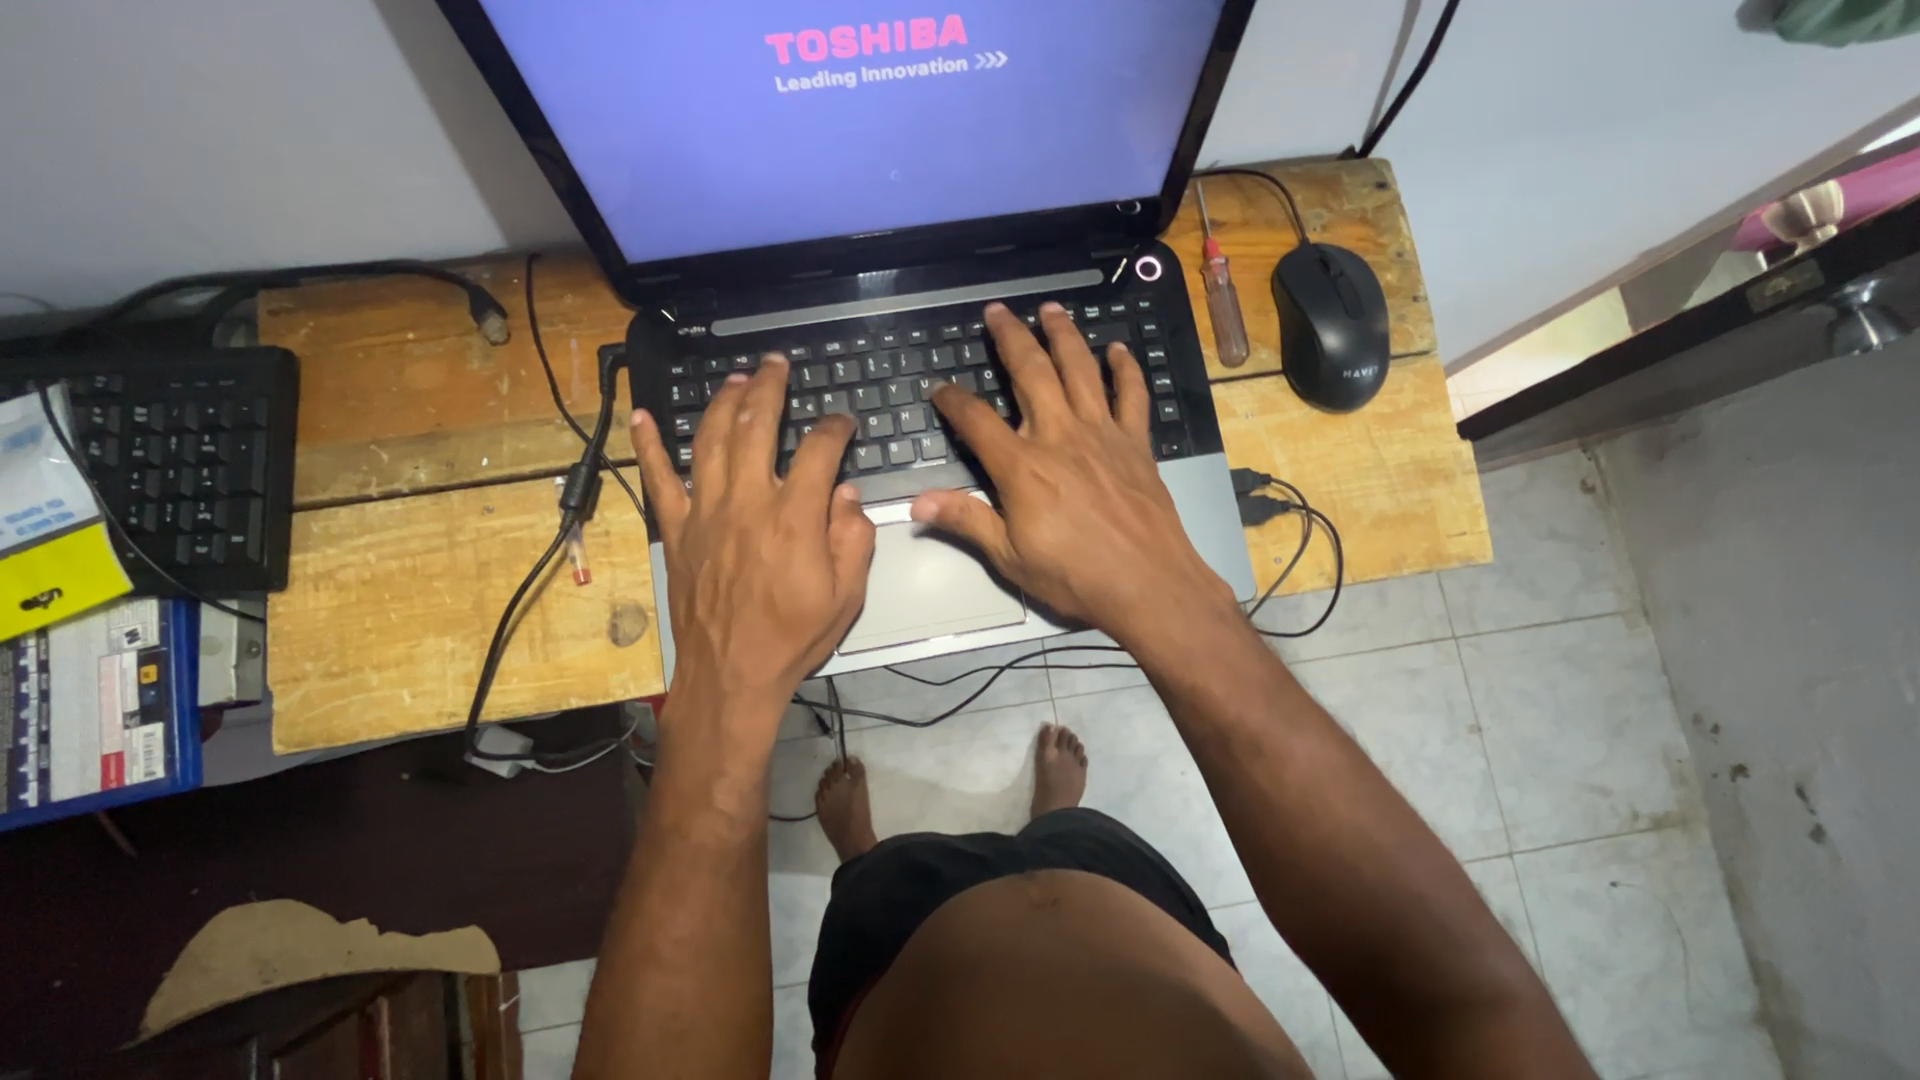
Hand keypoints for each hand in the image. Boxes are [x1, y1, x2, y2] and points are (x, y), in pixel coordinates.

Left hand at [632, 356, 875, 746]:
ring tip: (736, 379)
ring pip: (710, 440)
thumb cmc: (794, 636)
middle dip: (769, 388)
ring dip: (722, 403)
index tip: (844, 422)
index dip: (835, 428)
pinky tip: (641, 417)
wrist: (732, 673)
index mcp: (794, 517)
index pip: (819, 451)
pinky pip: (658, 480)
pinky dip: (647, 446)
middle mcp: (747, 502)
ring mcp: (706, 512)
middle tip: (776, 364)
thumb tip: (846, 494)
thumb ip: (853, 537)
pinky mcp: (677, 529)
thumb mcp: (847, 594)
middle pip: (756, 426)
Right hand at [912, 302, 1236, 641]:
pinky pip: (1131, 395)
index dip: (953, 401)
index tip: (940, 390)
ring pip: (1080, 369)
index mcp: (1022, 467)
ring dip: (1063, 335)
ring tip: (1051, 309)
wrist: (1147, 584)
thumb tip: (917, 503)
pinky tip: (1118, 349)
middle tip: (997, 311)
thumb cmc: (1074, 576)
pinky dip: (1124, 369)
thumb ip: (966, 521)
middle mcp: (1059, 436)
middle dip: (1010, 337)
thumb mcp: (1009, 557)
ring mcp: (1102, 435)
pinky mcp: (1135, 443)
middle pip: (1031, 372)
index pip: (976, 420)